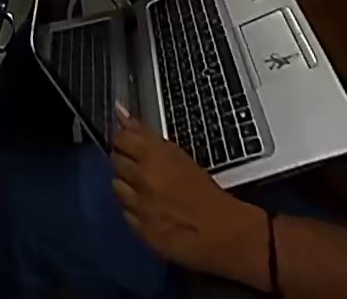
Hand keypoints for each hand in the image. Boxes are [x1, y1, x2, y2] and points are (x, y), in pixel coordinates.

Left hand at [110, 115, 268, 286]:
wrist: (231, 235)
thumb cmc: (207, 191)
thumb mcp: (176, 154)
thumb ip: (142, 132)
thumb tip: (119, 110)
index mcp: (152, 155)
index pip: (119, 139)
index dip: (124, 142)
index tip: (131, 147)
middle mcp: (142, 178)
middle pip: (115, 161)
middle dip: (126, 164)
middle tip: (141, 171)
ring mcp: (141, 207)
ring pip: (117, 187)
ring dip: (127, 187)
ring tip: (144, 191)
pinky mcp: (144, 232)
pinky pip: (126, 214)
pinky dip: (135, 211)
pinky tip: (149, 211)